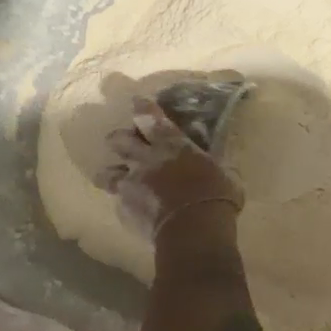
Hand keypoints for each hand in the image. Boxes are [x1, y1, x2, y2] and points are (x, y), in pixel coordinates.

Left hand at [100, 95, 241, 239]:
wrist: (193, 230)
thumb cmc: (216, 194)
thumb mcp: (223, 172)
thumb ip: (212, 162)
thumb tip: (219, 159)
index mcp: (172, 146)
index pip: (151, 119)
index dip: (143, 108)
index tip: (138, 101)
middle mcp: (144, 161)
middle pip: (118, 140)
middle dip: (121, 138)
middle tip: (129, 142)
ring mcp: (129, 186)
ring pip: (107, 173)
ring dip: (115, 172)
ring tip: (125, 178)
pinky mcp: (122, 210)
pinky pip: (119, 201)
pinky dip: (128, 201)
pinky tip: (140, 207)